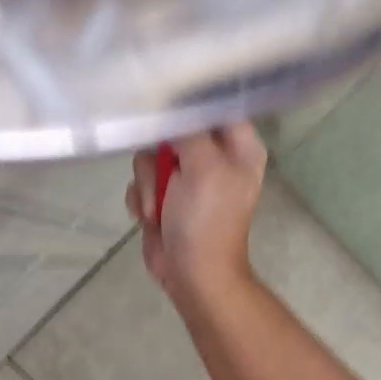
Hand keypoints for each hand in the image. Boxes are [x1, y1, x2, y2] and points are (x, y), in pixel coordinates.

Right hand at [126, 123, 266, 305]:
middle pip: (174, 128)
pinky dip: (142, 199)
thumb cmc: (207, 220)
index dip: (190, 106)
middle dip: (161, 154)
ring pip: (151, 155)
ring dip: (148, 183)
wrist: (192, 274)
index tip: (169, 112)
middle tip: (165, 171)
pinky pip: (141, 180)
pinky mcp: (163, 195)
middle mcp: (214, 157)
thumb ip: (188, 131)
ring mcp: (186, 177)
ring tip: (158, 209)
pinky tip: (151, 218)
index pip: (215, 106)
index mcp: (239, 146)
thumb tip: (171, 110)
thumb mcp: (204, 166)